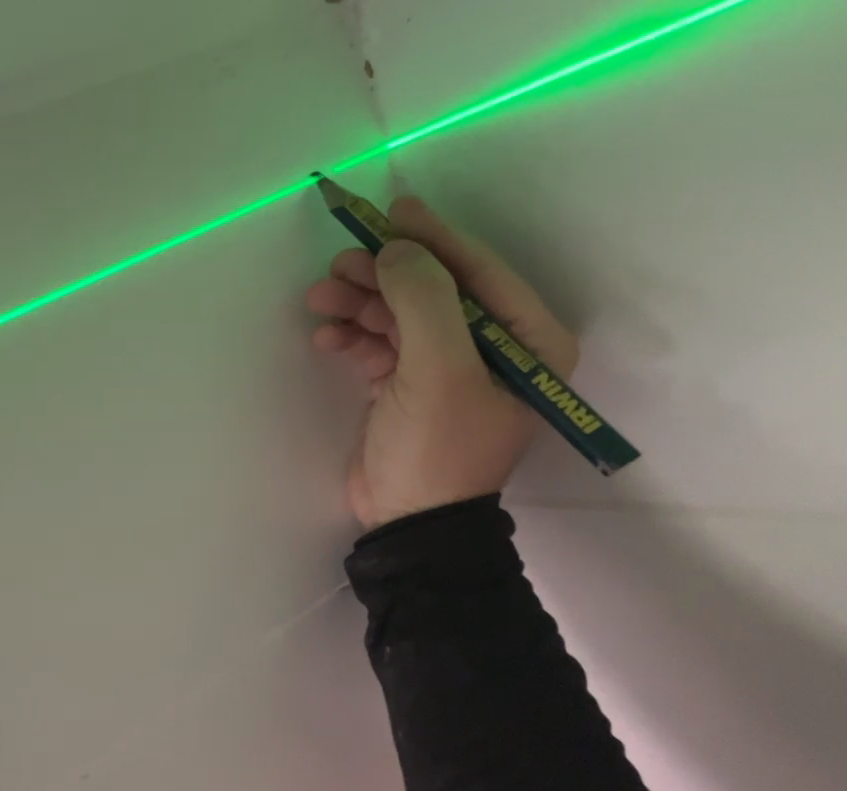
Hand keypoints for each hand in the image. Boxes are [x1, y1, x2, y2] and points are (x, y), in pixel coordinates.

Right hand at [307, 197, 578, 529]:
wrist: (408, 523)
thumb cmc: (438, 448)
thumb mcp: (438, 370)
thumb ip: (423, 300)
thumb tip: (395, 250)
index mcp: (527, 341)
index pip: (480, 273)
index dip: (435, 240)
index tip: (393, 211)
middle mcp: (491, 348)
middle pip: (434, 291)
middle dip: (384, 276)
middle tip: (337, 265)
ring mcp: (446, 368)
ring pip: (401, 315)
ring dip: (360, 304)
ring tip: (319, 300)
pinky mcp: (407, 388)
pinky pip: (381, 345)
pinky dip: (354, 337)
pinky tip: (328, 337)